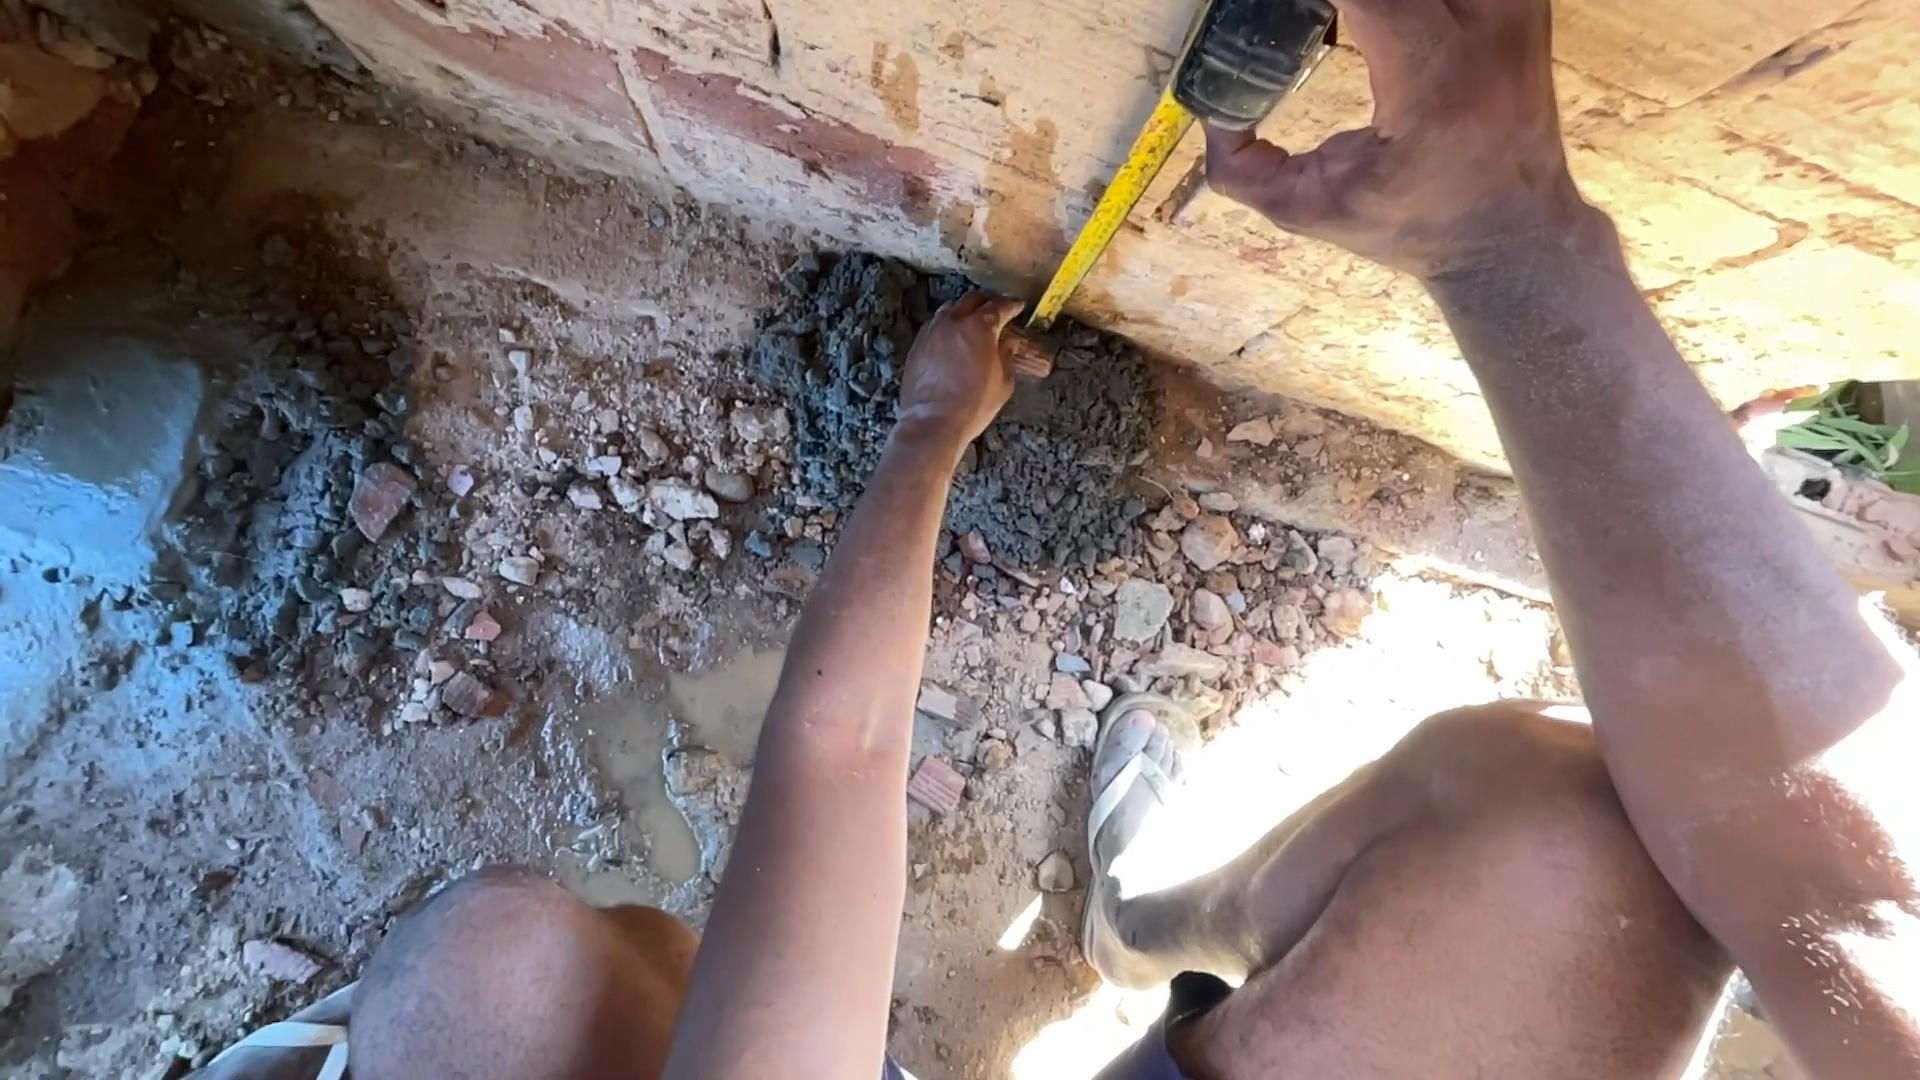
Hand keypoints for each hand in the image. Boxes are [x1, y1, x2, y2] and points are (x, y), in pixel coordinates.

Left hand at [896, 291, 1025, 446]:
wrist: (933, 421)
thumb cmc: (972, 405)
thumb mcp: (1003, 383)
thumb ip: (1007, 357)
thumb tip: (1007, 344)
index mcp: (981, 327)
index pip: (1000, 306)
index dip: (1012, 305)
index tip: (1017, 306)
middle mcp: (954, 321)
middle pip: (973, 299)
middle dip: (987, 302)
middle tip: (996, 310)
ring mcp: (932, 330)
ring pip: (950, 309)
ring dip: (964, 311)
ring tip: (972, 322)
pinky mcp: (917, 344)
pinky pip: (934, 326)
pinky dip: (946, 326)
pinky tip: (951, 338)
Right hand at [1204, 0, 1597, 278]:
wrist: (1504, 228)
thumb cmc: (1403, 223)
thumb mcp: (1305, 209)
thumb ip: (1241, 167)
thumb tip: (1211, 108)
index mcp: (1432, 77)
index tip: (1261, 11)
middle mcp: (1488, 15)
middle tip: (1283, 18)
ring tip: (1323, 21)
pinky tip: (1363, 16)